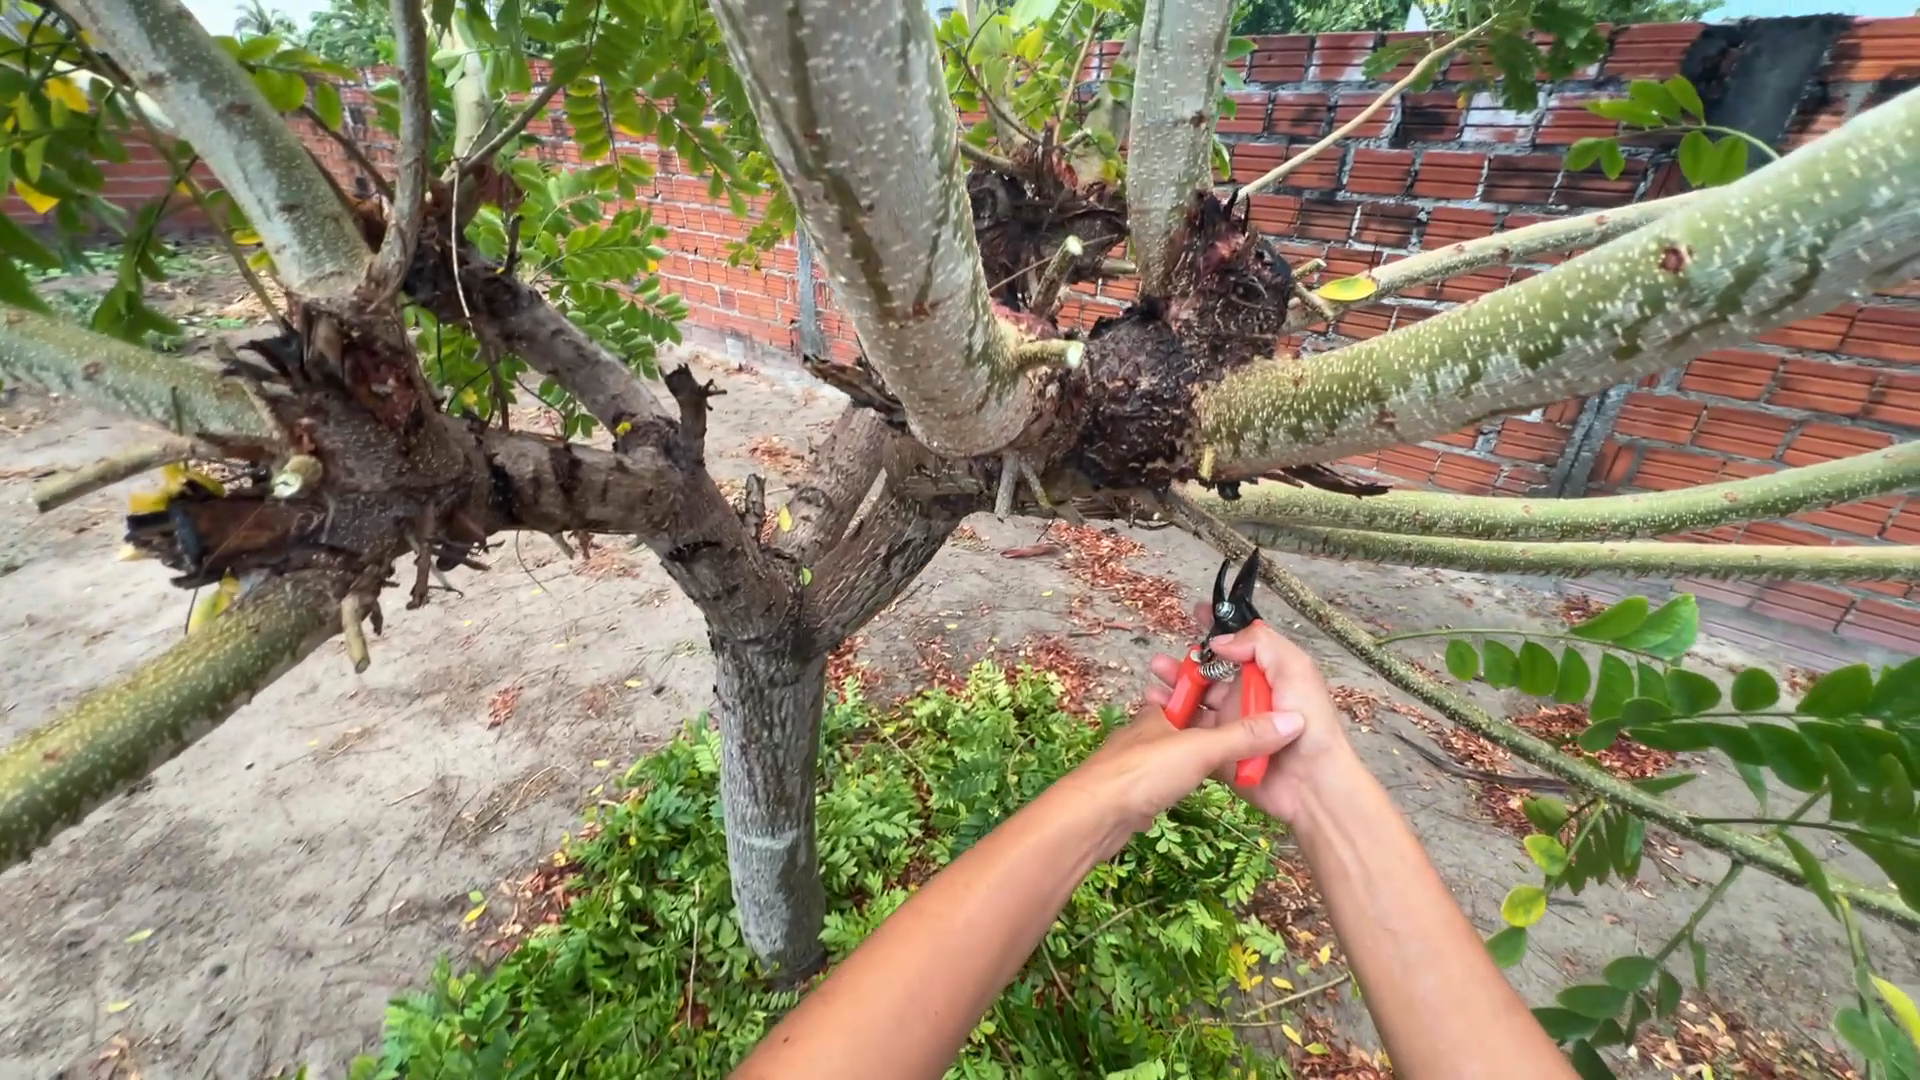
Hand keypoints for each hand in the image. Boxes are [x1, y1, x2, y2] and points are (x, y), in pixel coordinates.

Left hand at [1067, 698, 1306, 852]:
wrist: (1096, 814)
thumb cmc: (1142, 772)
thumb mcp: (1201, 749)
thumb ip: (1243, 737)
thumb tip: (1290, 720)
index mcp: (1156, 714)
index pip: (1186, 695)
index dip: (1210, 695)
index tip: (1239, 701)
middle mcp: (1144, 734)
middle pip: (1180, 726)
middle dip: (1207, 730)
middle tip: (1241, 739)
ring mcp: (1136, 764)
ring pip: (1171, 755)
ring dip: (1194, 759)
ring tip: (1226, 766)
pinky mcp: (1133, 793)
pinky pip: (1162, 782)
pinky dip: (1179, 783)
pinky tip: (1190, 792)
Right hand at [1146, 607, 1353, 822]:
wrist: (1312, 786)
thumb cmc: (1311, 727)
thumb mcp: (1295, 670)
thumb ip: (1260, 644)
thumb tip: (1220, 641)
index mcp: (1264, 675)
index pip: (1238, 644)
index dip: (1217, 627)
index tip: (1197, 612)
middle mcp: (1245, 697)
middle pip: (1207, 673)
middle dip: (1184, 663)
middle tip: (1161, 660)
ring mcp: (1229, 724)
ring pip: (1193, 699)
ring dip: (1173, 687)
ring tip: (1154, 678)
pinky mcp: (1217, 751)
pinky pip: (1188, 731)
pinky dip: (1169, 718)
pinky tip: (1154, 708)